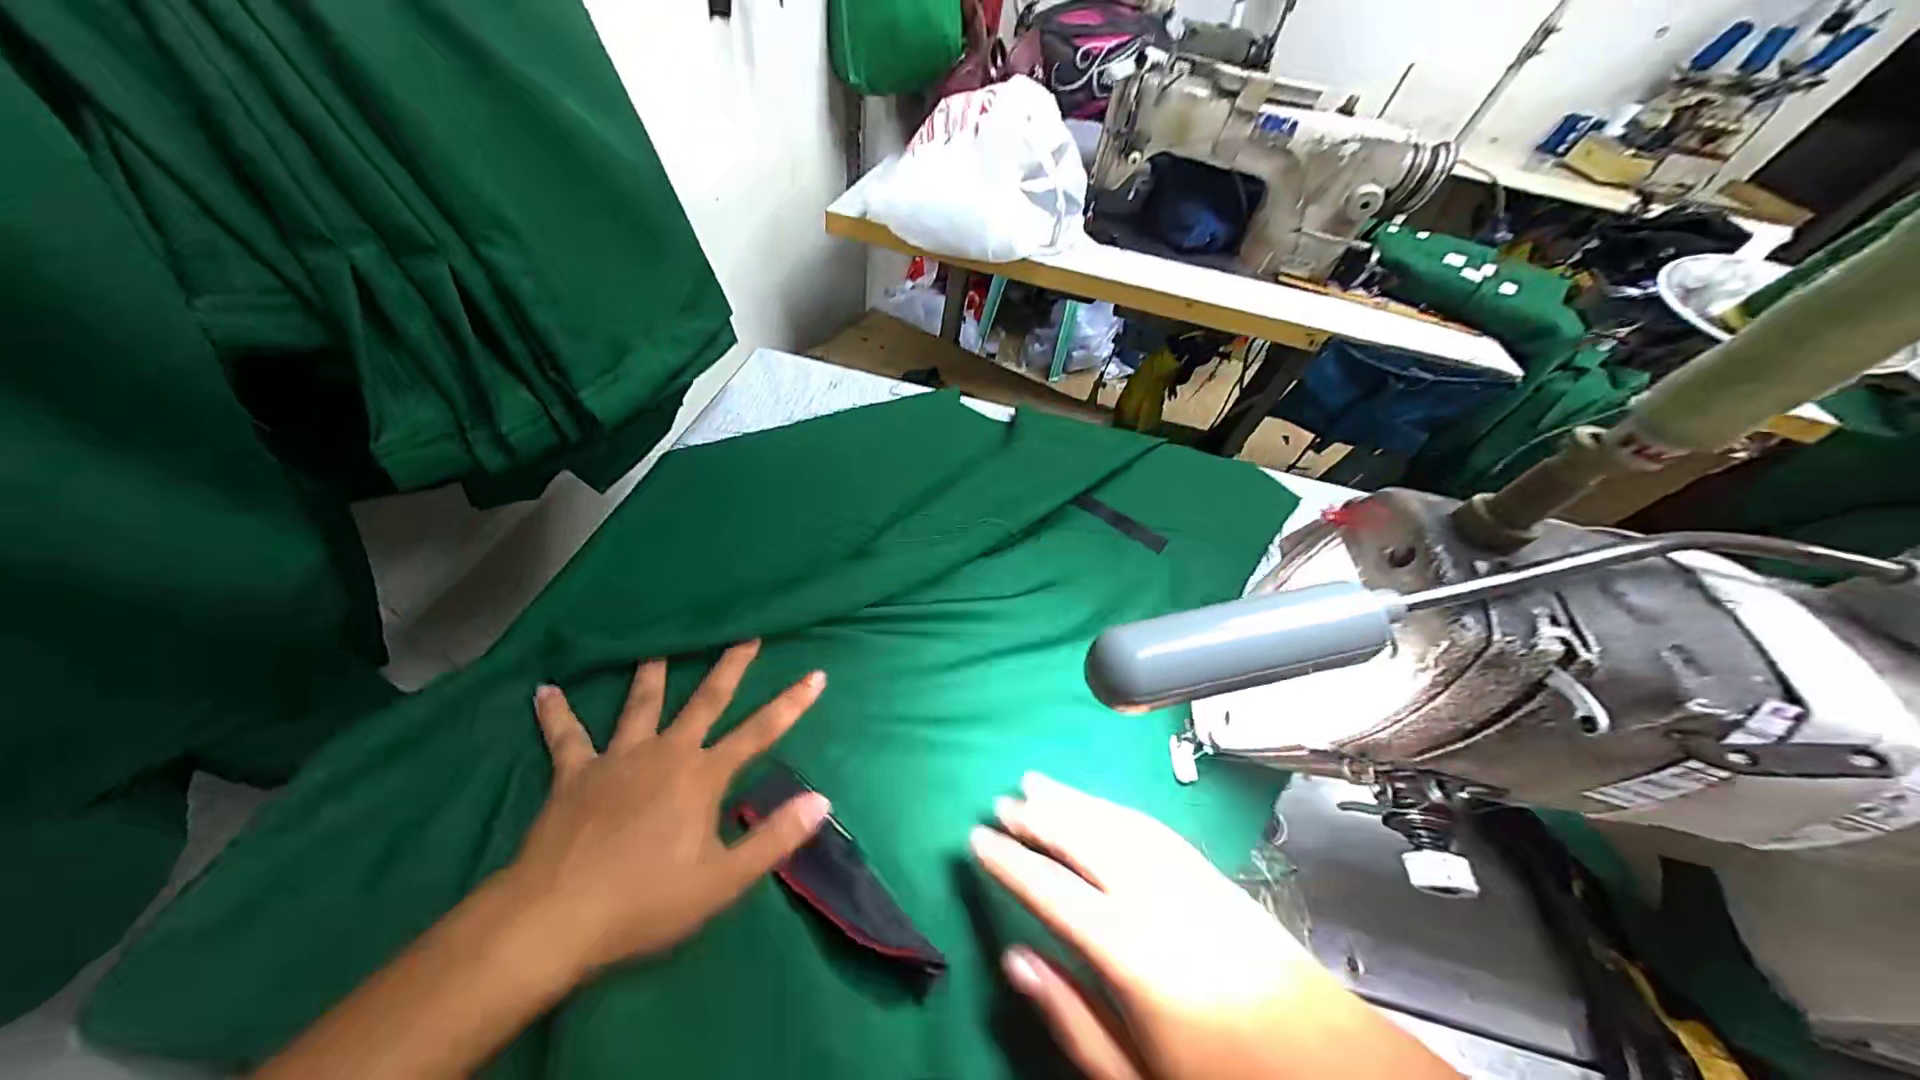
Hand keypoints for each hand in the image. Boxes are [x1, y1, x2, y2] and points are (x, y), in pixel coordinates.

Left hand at [504, 640, 831, 974]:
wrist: (555, 918)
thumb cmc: (646, 901)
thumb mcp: (723, 880)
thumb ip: (775, 838)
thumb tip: (822, 800)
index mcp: (702, 776)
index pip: (759, 732)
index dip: (792, 704)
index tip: (816, 675)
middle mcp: (665, 753)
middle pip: (705, 700)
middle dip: (729, 666)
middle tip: (745, 634)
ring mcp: (617, 759)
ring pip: (640, 703)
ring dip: (652, 672)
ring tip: (657, 643)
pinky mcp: (573, 774)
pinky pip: (564, 736)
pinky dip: (555, 712)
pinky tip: (544, 690)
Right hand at [973, 774, 1457, 1079]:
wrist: (1325, 1065)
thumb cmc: (1219, 1077)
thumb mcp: (1133, 1074)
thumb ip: (1070, 1014)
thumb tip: (1014, 958)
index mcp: (1127, 951)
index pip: (1050, 889)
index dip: (1010, 861)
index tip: (979, 840)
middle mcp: (1154, 899)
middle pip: (1083, 840)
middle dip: (1039, 817)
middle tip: (1002, 801)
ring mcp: (1187, 879)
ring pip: (1115, 823)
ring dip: (1072, 800)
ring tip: (1037, 783)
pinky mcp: (1211, 874)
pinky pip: (1151, 827)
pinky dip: (1114, 809)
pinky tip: (1098, 806)